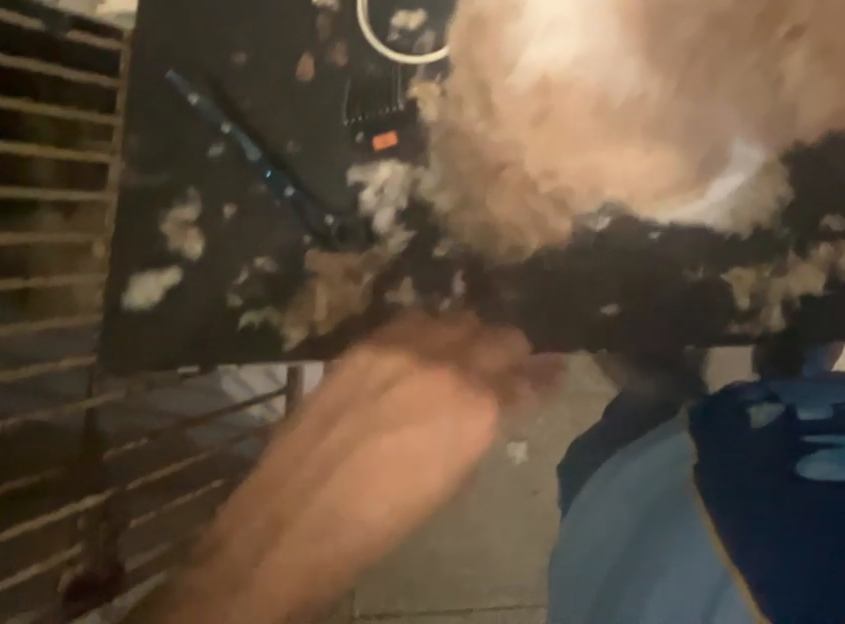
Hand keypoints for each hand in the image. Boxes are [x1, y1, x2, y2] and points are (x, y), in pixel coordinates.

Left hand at [152, 313, 559, 623]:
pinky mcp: (366, 345)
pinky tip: (419, 353)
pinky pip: (415, 321)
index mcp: (479, 410)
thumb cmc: (382, 521)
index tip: (553, 373)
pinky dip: (427, 333)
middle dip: (512, 351)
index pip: (530, 376)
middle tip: (507, 366)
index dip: (545, 376)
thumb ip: (485, 426)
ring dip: (469, 336)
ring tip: (460, 355)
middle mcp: (450, 367)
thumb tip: (505, 401)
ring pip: (460, 318)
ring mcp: (406, 350)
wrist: (290, 526)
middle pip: (503, 335)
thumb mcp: (454, 477)